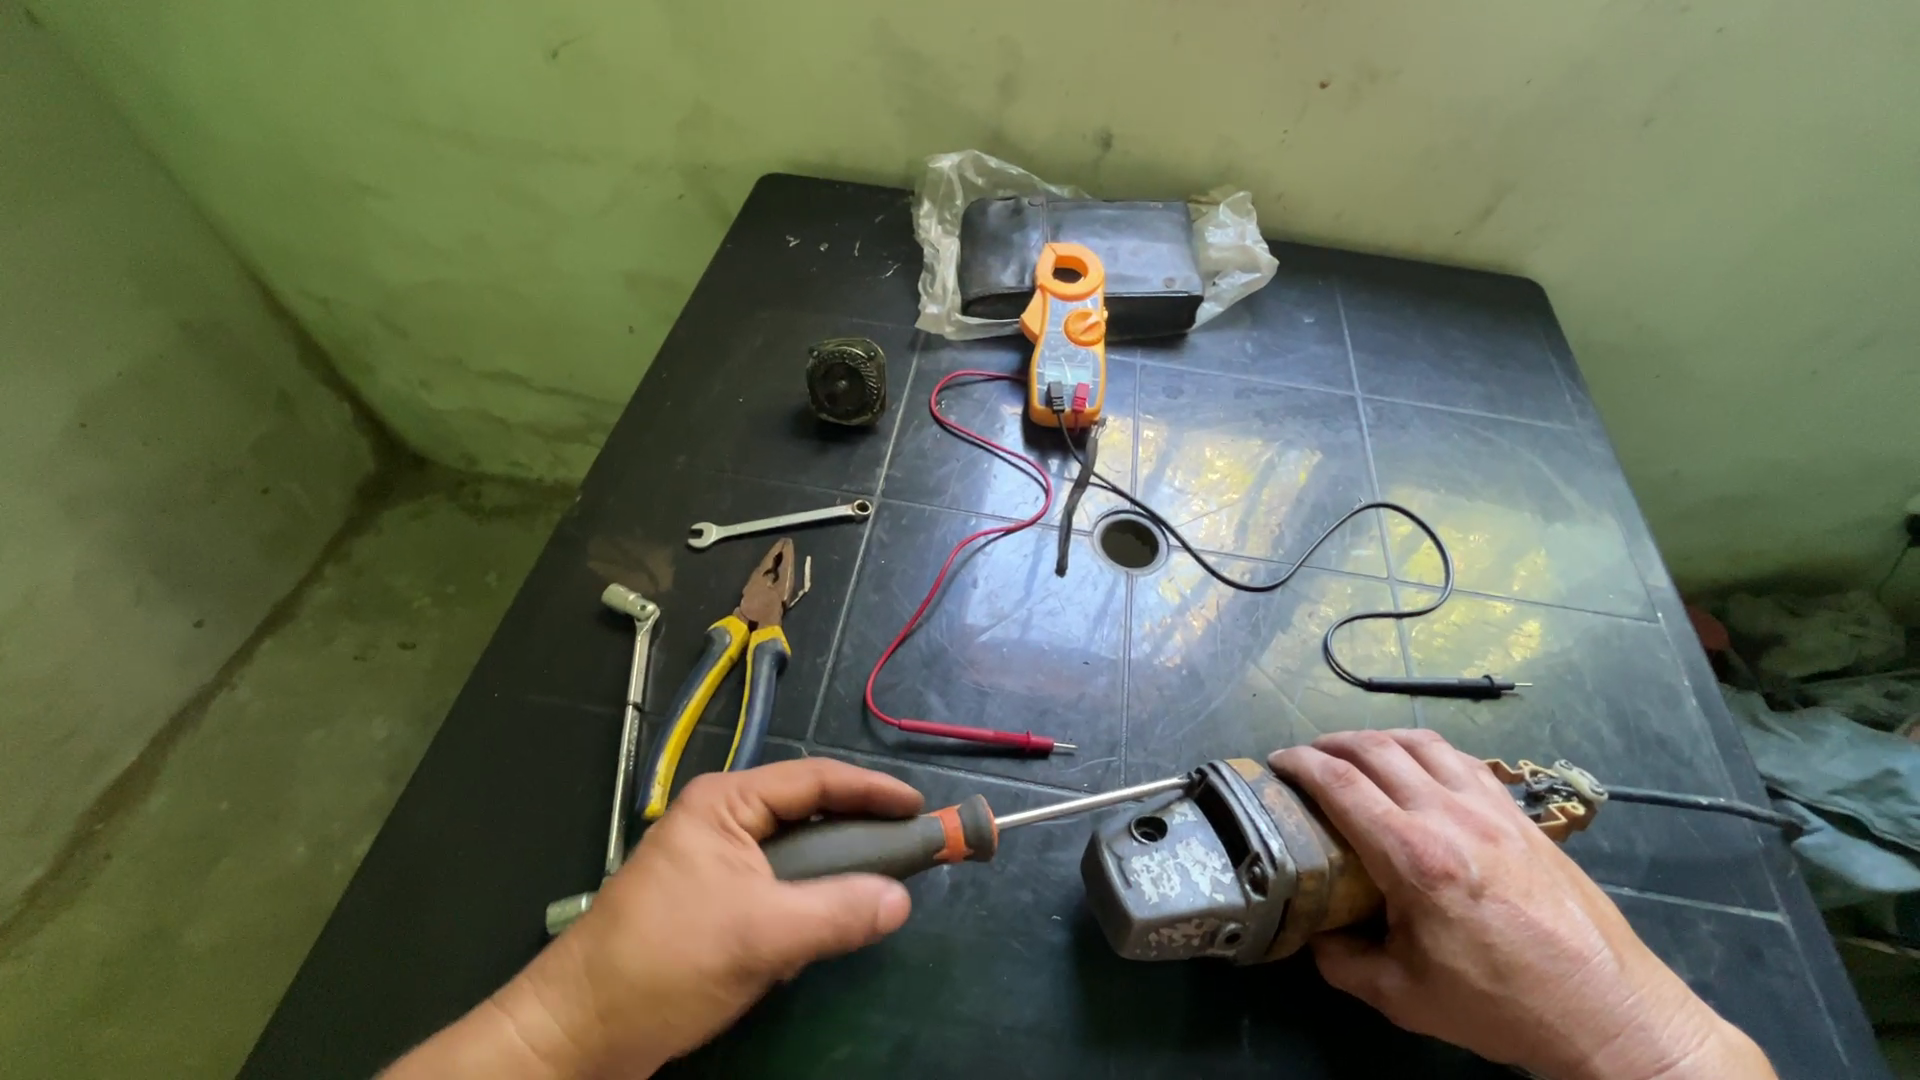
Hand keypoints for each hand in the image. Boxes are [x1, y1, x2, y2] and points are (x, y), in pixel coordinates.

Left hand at [386, 759, 920, 1077]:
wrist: (574, 1036)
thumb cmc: (664, 965)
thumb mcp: (760, 936)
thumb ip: (837, 912)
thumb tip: (902, 900)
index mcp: (724, 803)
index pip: (813, 780)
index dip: (871, 790)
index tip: (917, 806)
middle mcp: (719, 821)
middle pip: (805, 814)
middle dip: (854, 834)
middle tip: (906, 849)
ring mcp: (712, 863)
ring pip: (792, 857)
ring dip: (829, 875)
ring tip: (871, 890)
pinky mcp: (709, 904)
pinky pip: (774, 890)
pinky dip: (804, 906)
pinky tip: (819, 931)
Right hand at [1269, 731, 1774, 1079]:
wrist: (1613, 1015)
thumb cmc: (1501, 1005)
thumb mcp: (1402, 998)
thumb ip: (1342, 959)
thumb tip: (1311, 933)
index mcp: (1412, 857)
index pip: (1339, 782)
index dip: (1298, 763)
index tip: (1275, 763)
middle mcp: (1448, 816)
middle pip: (1374, 748)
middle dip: (1328, 742)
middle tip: (1305, 757)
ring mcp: (1490, 809)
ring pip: (1419, 741)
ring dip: (1375, 737)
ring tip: (1354, 753)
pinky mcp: (1520, 815)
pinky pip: (1461, 758)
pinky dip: (1423, 749)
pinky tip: (1416, 768)